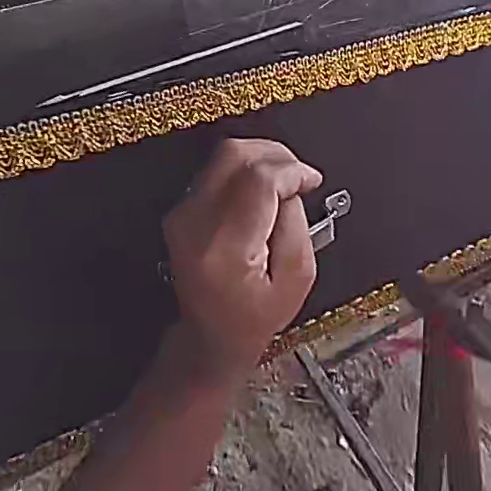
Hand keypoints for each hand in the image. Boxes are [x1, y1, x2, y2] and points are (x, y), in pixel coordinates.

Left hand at [162, 139, 322, 383]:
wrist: (210, 334)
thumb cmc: (252, 318)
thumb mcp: (296, 279)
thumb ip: (296, 224)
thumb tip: (291, 186)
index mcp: (225, 247)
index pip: (257, 181)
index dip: (291, 170)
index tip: (311, 180)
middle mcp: (195, 225)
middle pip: (235, 156)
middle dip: (276, 156)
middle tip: (299, 175)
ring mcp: (182, 215)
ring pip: (224, 157)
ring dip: (261, 159)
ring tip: (284, 182)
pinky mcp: (180, 210)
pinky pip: (216, 171)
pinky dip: (245, 171)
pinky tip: (264, 191)